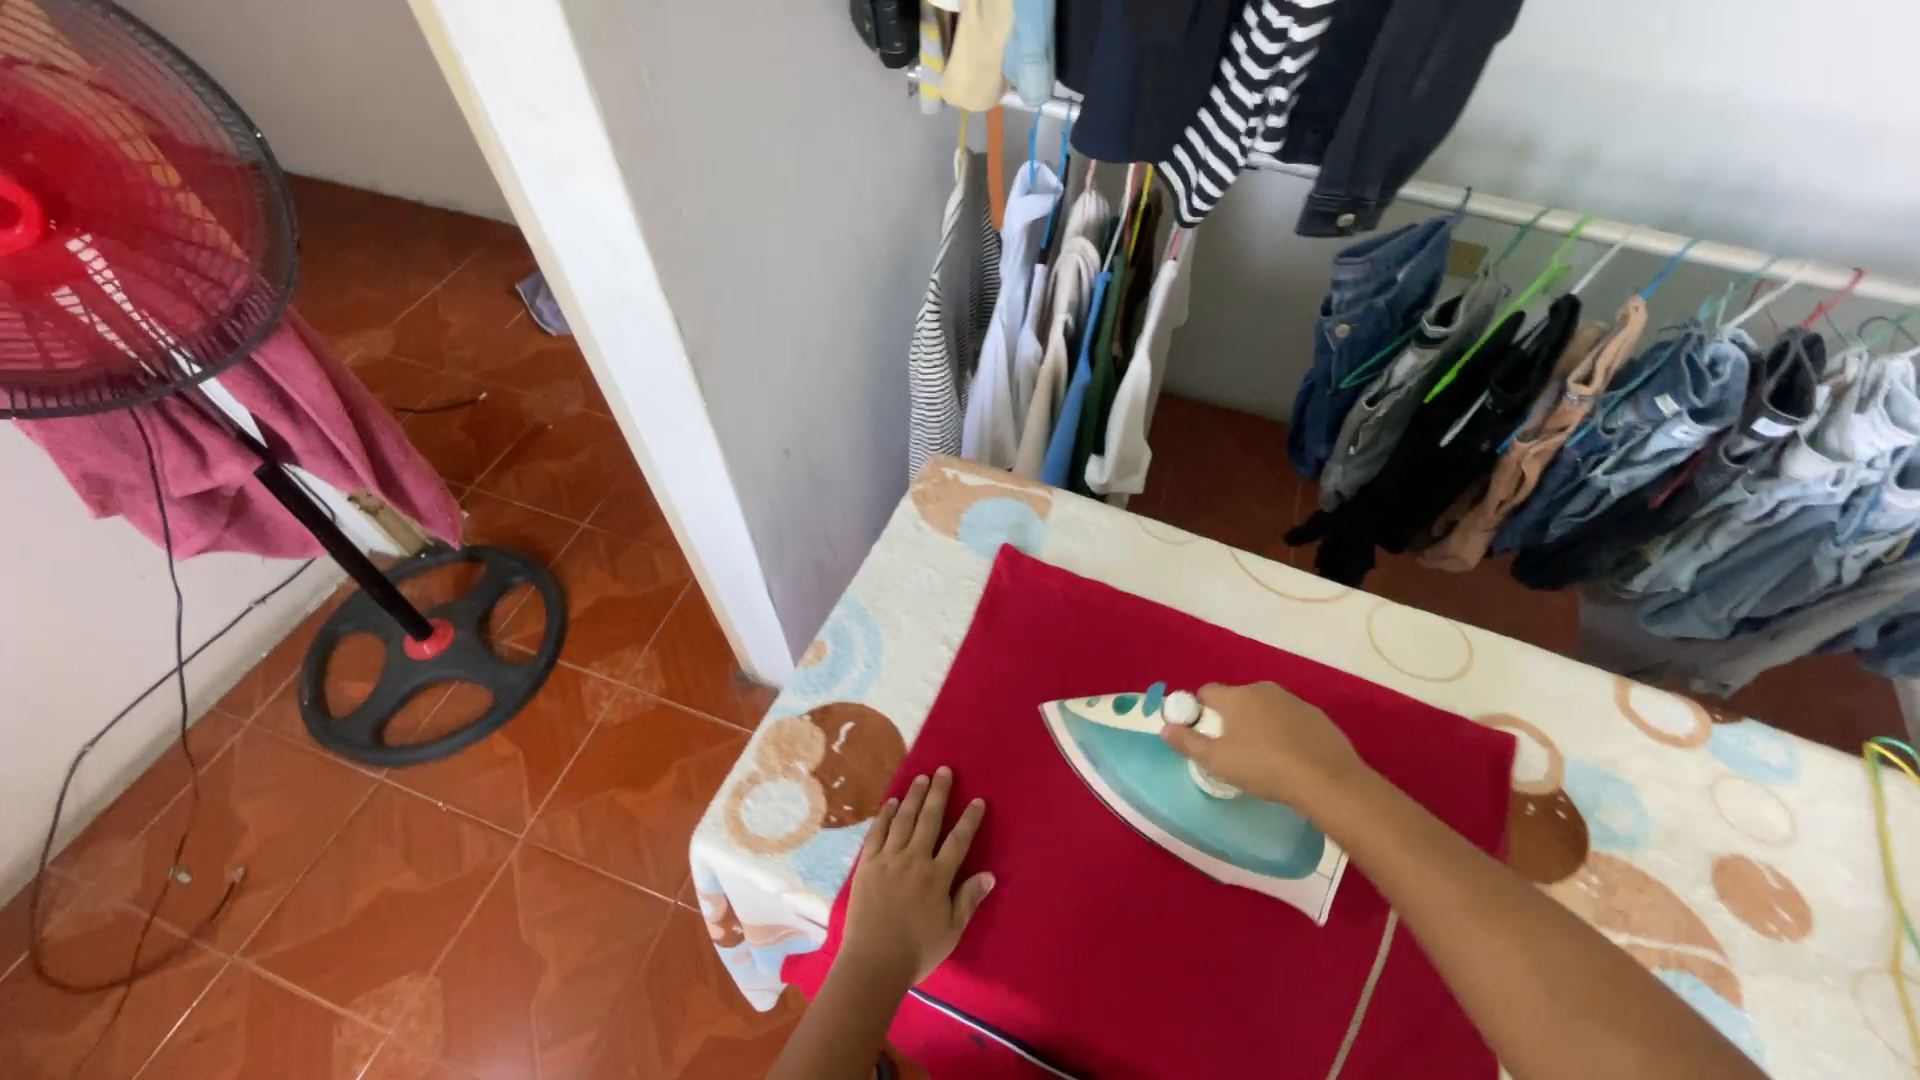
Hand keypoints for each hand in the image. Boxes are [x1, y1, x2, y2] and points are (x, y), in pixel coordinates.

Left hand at [842, 767, 993, 985]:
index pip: (958, 840)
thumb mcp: (952, 930)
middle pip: (929, 819)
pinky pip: (877, 833)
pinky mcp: (867, 865)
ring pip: (903, 820)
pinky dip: (885, 815)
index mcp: (937, 877)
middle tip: (944, 770)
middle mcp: (914, 860)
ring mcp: (888, 859)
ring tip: (922, 778)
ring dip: (914, 797)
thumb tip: (989, 874)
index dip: (969, 819)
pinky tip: (891, 802)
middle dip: (939, 793)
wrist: (873, 963)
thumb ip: (969, 899)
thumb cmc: (917, 951)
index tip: (978, 800)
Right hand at [1161, 681, 1367, 806]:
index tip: (1203, 736)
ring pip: (1265, 709)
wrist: (1328, 781)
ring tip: (1263, 757)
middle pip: (1236, 699)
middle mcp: (1264, 689)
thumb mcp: (1217, 761)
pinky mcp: (1317, 717)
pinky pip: (1290, 720)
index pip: (1206, 693)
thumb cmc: (1264, 768)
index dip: (1199, 712)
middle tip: (1231, 751)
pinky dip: (1284, 733)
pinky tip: (1290, 758)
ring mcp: (1294, 701)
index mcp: (1237, 696)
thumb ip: (1187, 742)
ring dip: (1258, 725)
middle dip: (1229, 719)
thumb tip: (1165, 727)